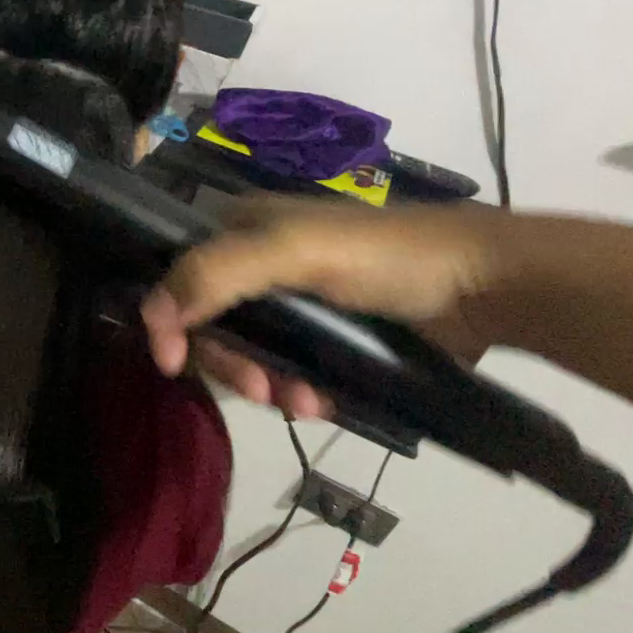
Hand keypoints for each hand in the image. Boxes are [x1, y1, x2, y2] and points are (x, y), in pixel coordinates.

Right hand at [143, 199, 500, 412]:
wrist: (486, 285)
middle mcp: (254, 262)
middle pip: (210, 320)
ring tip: (301, 403)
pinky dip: (295, 389)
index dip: (169, 317)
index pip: (177, 275)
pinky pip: (286, 368)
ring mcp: (290, 302)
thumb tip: (146, 312)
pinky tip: (319, 403)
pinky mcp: (325, 337)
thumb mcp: (290, 253)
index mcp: (237, 228)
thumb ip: (214, 276)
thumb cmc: (382, 256)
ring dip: (265, 381)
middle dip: (230, 360)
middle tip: (259, 391)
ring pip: (248, 350)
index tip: (170, 362)